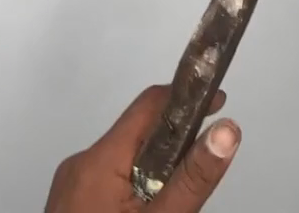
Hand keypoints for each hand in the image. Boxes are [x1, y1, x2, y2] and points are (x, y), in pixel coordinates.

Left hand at [46, 86, 239, 212]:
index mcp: (97, 161)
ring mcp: (70, 191)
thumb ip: (193, 178)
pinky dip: (139, 191)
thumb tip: (229, 128)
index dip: (188, 97)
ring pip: (128, 162)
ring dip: (158, 172)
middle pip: (139, 134)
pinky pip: (113, 184)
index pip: (150, 104)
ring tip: (176, 206)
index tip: (220, 106)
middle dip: (175, 145)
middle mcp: (79, 167)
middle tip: (201, 172)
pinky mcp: (70, 210)